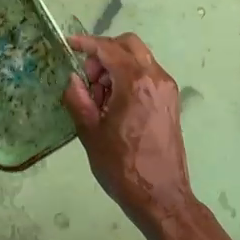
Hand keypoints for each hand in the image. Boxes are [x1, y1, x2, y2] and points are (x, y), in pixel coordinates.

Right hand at [62, 33, 195, 237]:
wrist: (160, 196)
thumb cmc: (121, 166)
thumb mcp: (90, 132)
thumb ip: (78, 99)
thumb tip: (74, 80)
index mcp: (135, 83)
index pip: (109, 49)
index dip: (86, 43)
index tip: (69, 45)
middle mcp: (156, 79)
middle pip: (129, 46)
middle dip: (104, 53)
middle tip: (88, 78)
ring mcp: (167, 91)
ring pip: (139, 60)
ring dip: (116, 67)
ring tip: (99, 98)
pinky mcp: (171, 103)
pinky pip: (147, 76)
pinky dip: (128, 79)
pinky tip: (114, 105)